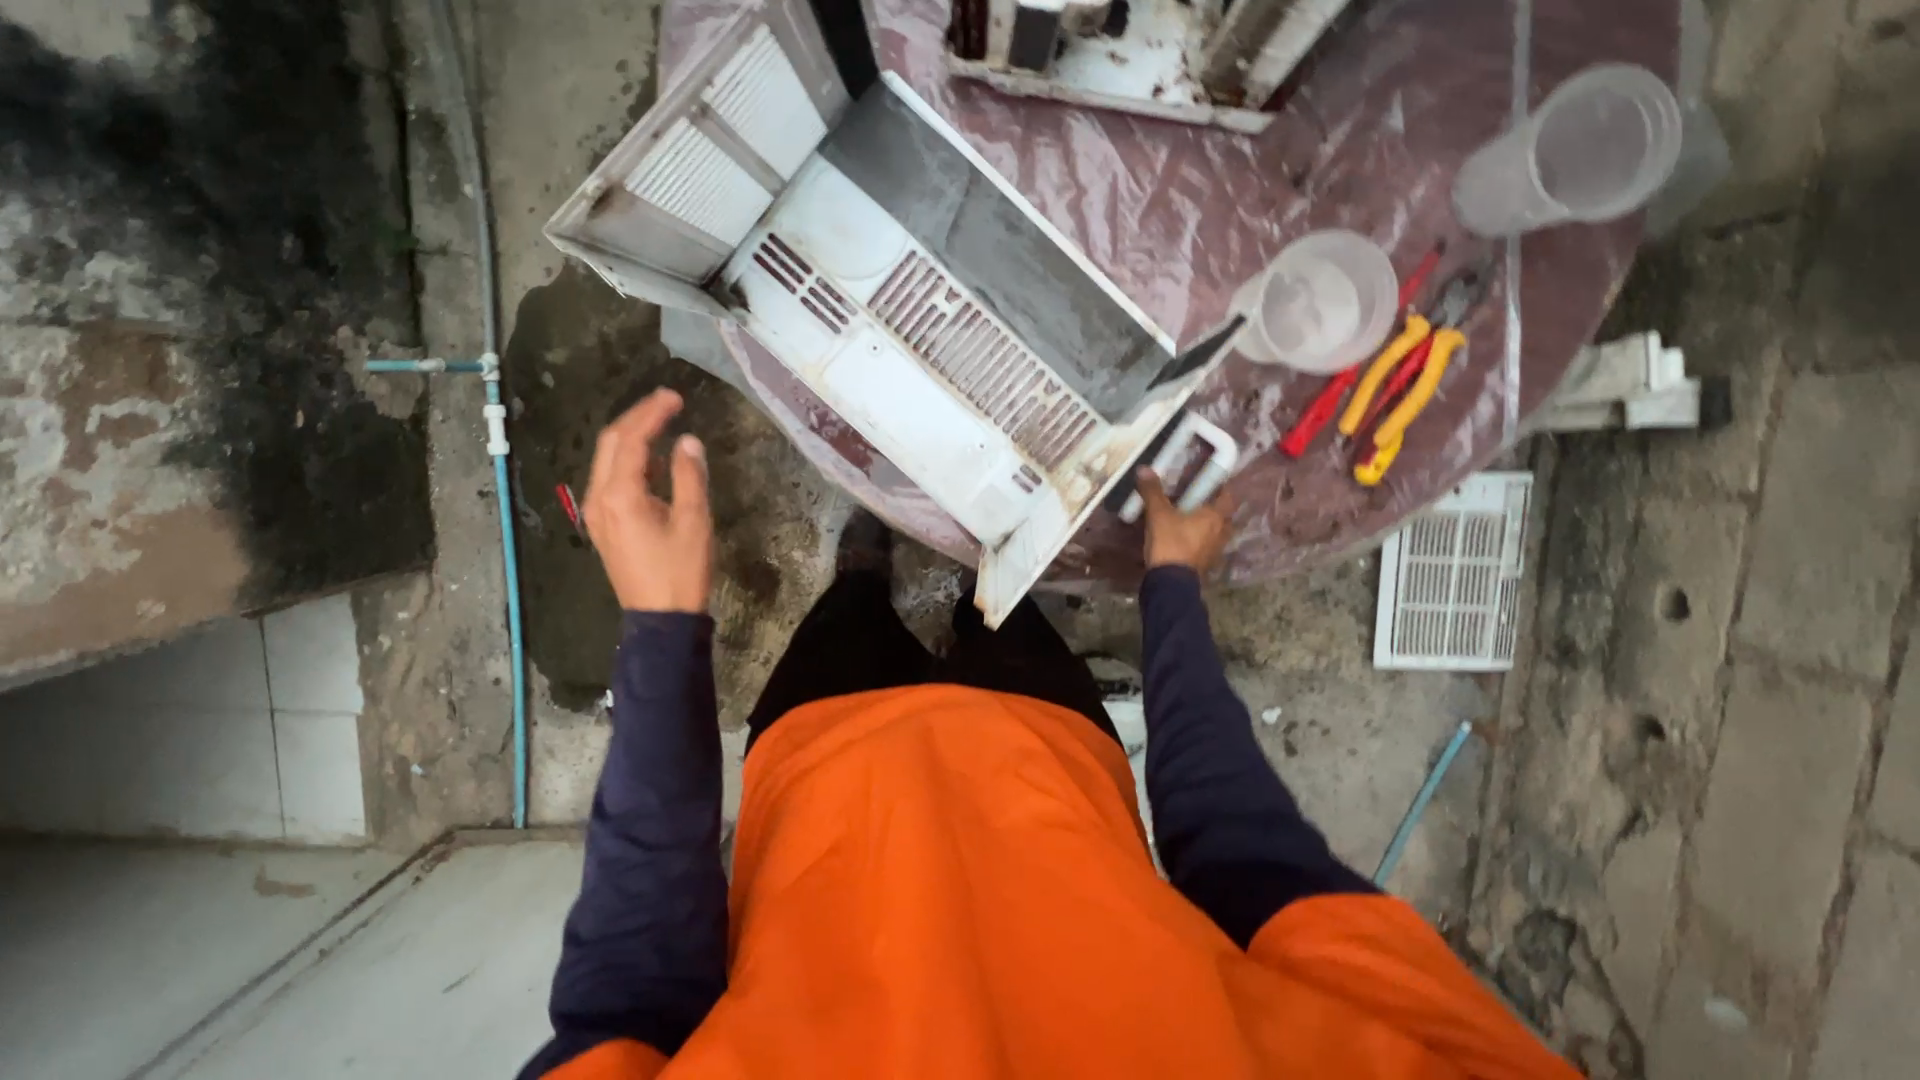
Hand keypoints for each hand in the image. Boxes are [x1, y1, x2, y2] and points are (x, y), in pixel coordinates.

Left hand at [581, 389, 712, 613]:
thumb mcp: (694, 522)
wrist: (660, 621)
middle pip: (612, 444)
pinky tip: (654, 462)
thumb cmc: (681, 573)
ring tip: (663, 424)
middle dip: (638, 418)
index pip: (632, 439)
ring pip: (608, 461)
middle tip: (668, 403)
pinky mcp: (604, 525)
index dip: (652, 413)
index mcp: (620, 495)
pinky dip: (630, 461)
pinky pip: (611, 480)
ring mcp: (596, 513)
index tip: (675, 396)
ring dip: (633, 438)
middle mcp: (599, 499)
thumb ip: (689, 476)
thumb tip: (687, 442)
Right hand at [1136, 467, 1236, 574]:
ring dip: (1208, 526)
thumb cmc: (1171, 543)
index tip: (1209, 483)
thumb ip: (1153, 492)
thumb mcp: (1158, 515)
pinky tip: (1186, 539)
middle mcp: (1221, 532)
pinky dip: (1200, 541)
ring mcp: (1215, 550)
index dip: (1221, 489)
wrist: (1171, 582)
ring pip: (1217, 532)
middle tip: (1197, 501)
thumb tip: (1144, 469)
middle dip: (1214, 508)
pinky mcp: (1206, 564)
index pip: (1228, 497)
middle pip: (1224, 516)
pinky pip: (1207, 547)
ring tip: (1190, 520)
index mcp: (1215, 516)